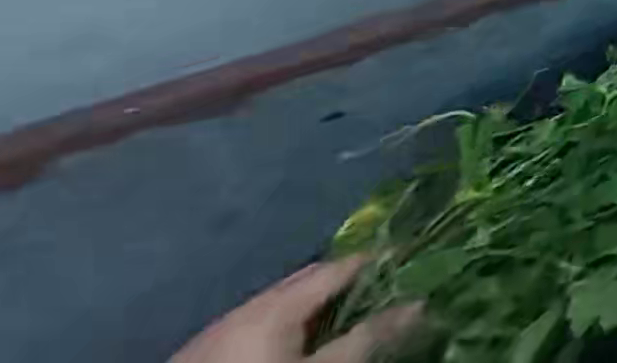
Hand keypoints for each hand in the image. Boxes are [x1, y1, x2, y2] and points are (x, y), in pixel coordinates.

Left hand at [171, 255, 422, 362]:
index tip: (410, 266)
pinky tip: (291, 347)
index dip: (380, 262)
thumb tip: (421, 303)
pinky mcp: (195, 358)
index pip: (345, 263)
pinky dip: (283, 324)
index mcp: (278, 303)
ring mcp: (214, 332)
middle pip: (310, 278)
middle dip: (347, 282)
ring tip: (340, 323)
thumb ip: (369, 337)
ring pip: (280, 301)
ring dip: (313, 305)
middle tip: (381, 296)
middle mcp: (248, 305)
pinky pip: (254, 323)